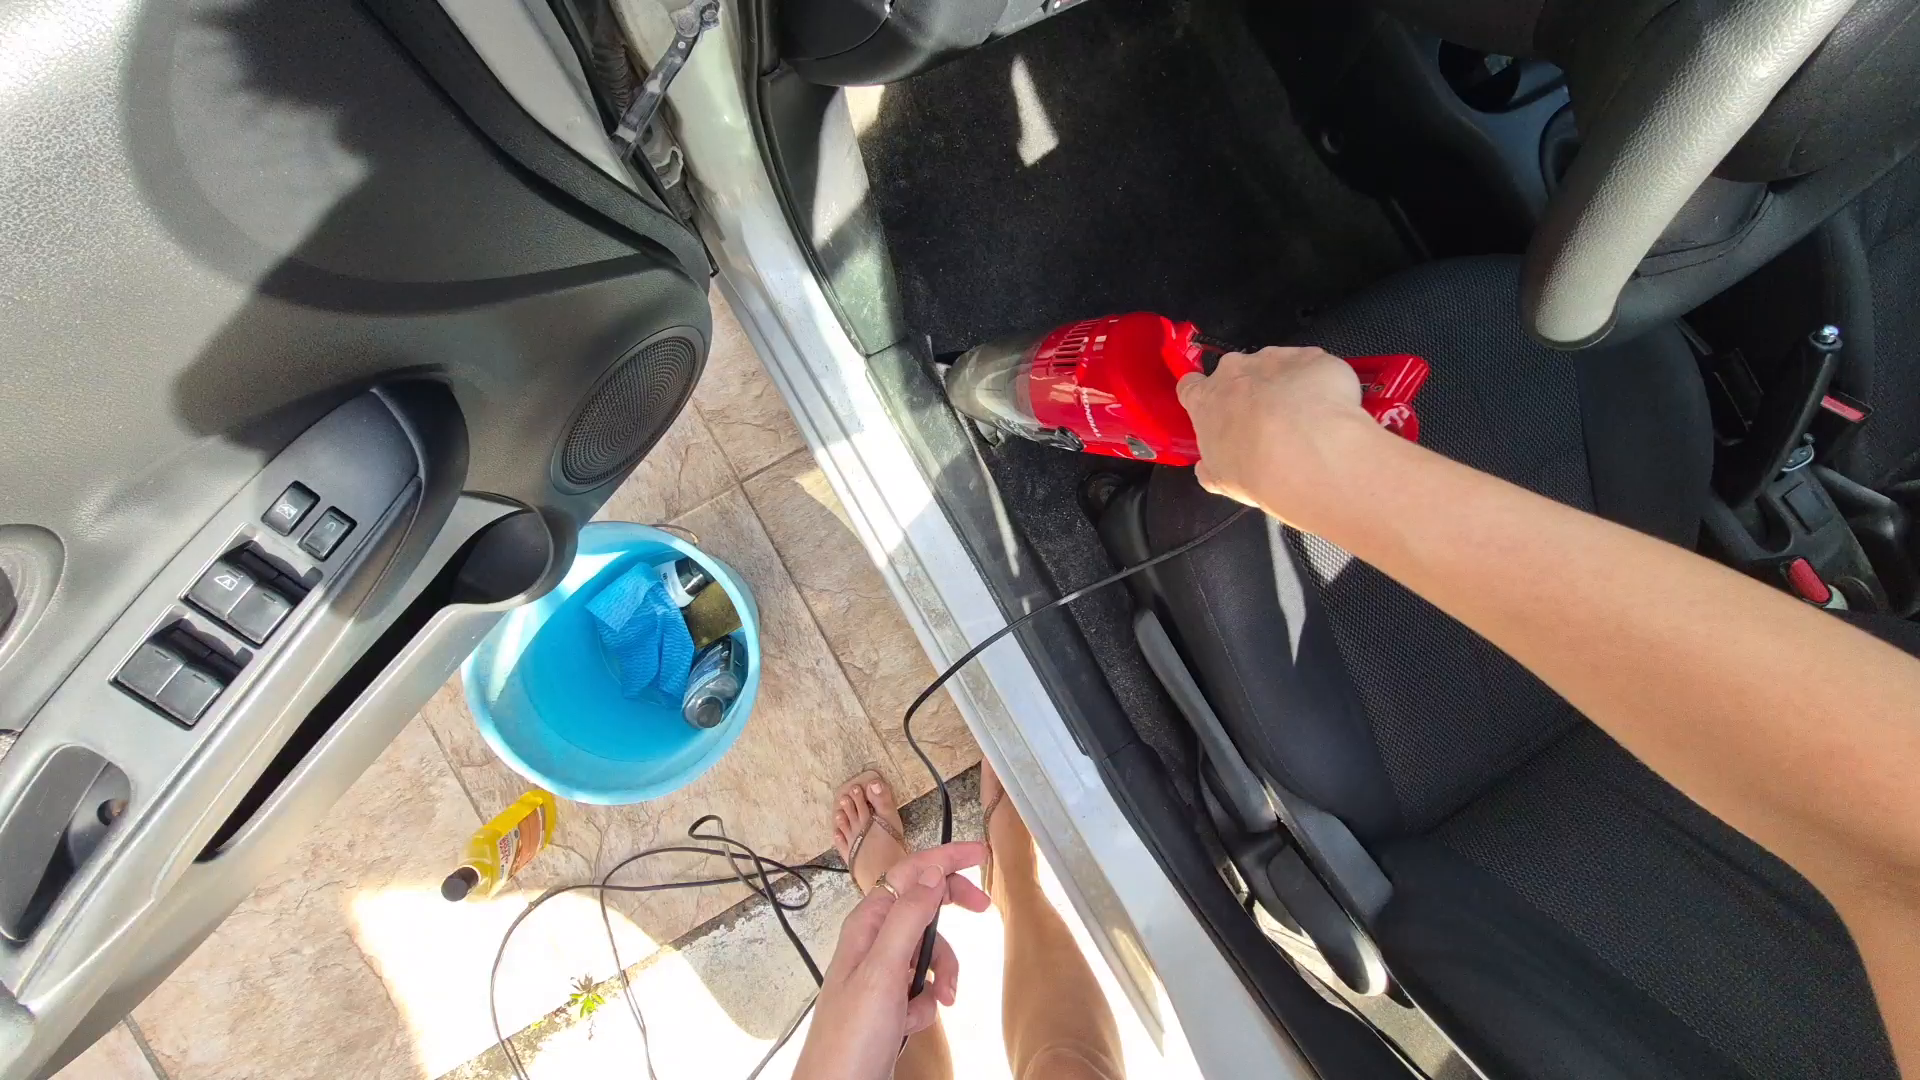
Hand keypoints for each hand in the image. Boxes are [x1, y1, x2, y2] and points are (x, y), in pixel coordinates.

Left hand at [792, 842, 990, 1079]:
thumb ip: (908, 917)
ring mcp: (882, 970)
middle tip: (984, 909)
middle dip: (953, 908)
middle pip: (923, 903)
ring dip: (943, 970)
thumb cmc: (851, 1038)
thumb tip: (932, 871)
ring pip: (928, 948)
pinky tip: (917, 1019)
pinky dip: (929, 999)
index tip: (980, 852)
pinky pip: (923, 983)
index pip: (911, 872)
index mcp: (869, 922)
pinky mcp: (889, 1000)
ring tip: (944, 998)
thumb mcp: (884, 971)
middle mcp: (874, 939)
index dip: (946, 857)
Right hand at [1177, 346, 1384, 523]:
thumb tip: (1208, 467)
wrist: (1310, 456)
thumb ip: (1209, 464)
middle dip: (1246, 391)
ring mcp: (1273, 360)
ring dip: (1282, 387)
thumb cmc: (1258, 468)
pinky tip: (1322, 410)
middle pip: (1234, 373)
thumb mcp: (1219, 479)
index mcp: (1205, 400)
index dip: (1202, 397)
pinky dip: (1316, 383)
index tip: (1213, 409)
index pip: (1190, 386)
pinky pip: (1310, 367)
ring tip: (1299, 420)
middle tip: (1262, 422)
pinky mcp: (1311, 357)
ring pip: (1274, 366)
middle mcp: (1235, 372)